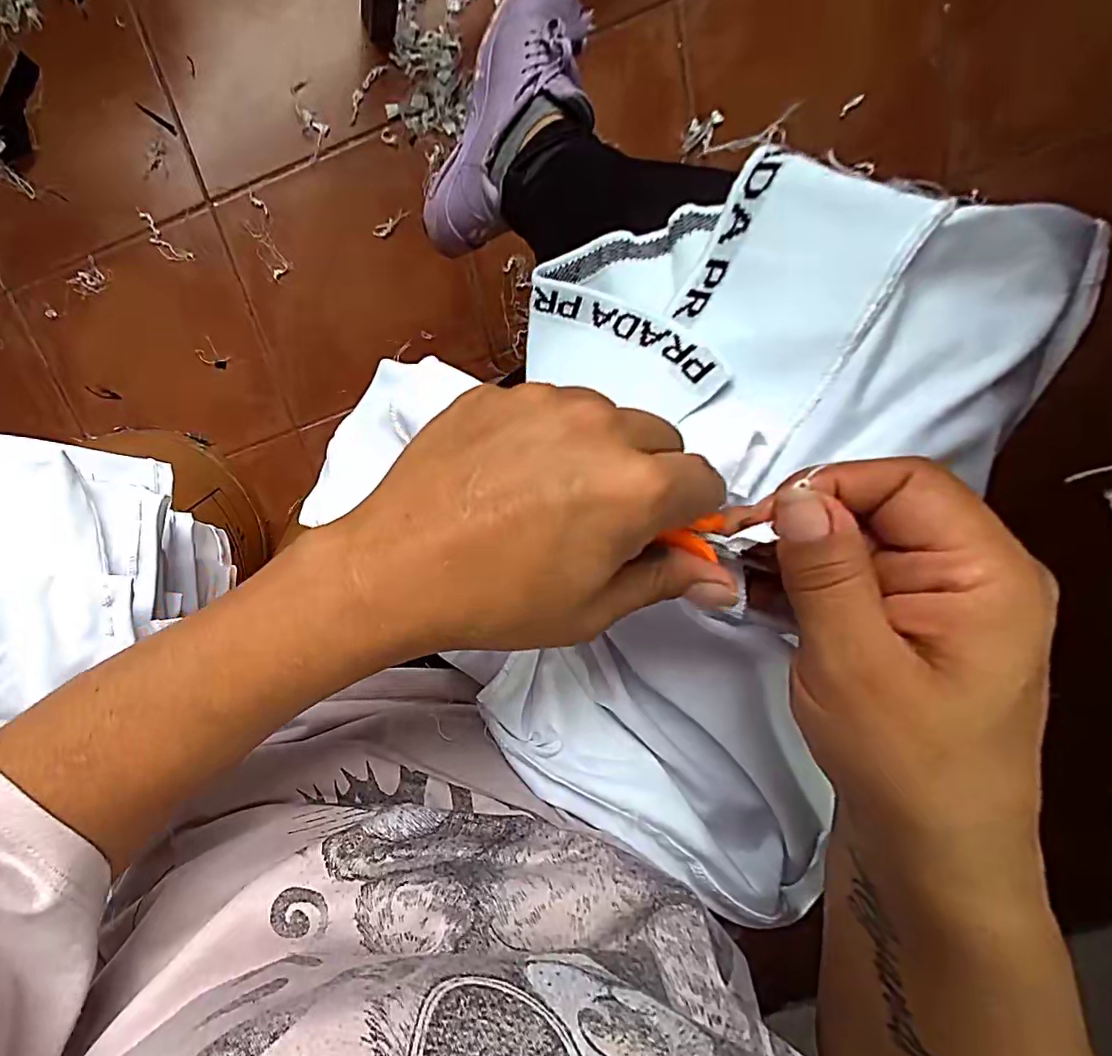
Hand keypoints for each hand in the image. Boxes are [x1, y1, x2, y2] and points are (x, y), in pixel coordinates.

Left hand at [328, 382, 735, 654]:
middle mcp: (600, 427)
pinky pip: (549, 406)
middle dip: (649, 477)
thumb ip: (665, 579)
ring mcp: (545, 401)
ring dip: (597, 450)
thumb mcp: (591, 607)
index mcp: (636, 486)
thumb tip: (716, 577)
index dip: (691, 512)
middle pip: (661, 440)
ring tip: (548, 494)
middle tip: (602, 518)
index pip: (706, 480)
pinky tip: (509, 474)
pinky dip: (545, 435)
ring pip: (606, 417)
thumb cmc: (494, 599)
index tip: (662, 532)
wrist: (394, 568)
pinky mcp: (499, 392)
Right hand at [735, 459, 1056, 861]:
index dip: (833, 485)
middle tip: (738, 545)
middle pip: (882, 510)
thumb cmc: (904, 762)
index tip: (766, 517)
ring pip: (860, 545)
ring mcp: (939, 602)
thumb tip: (799, 494)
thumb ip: (827, 571)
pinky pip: (855, 583)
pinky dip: (807, 583)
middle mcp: (973, 574)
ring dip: (799, 553)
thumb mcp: (854, 661)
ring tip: (738, 571)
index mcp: (988, 571)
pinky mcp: (906, 627)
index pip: (909, 482)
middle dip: (807, 522)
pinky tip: (759, 594)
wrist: (931, 854)